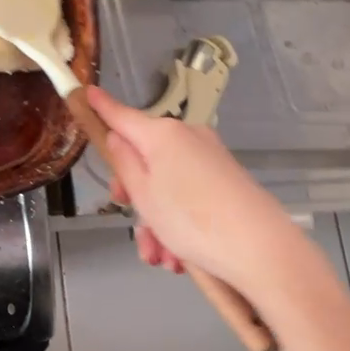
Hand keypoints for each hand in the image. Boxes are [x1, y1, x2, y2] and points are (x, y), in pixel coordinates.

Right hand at [86, 86, 290, 285]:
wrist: (263, 250)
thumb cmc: (193, 220)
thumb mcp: (143, 194)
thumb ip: (123, 162)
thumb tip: (116, 136)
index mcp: (162, 134)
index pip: (122, 115)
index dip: (101, 107)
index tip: (86, 92)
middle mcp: (188, 137)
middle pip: (144, 158)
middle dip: (134, 195)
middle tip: (131, 222)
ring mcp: (210, 159)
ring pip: (167, 185)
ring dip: (157, 221)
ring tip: (160, 257)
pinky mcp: (227, 181)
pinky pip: (190, 196)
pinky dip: (180, 223)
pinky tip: (180, 259)